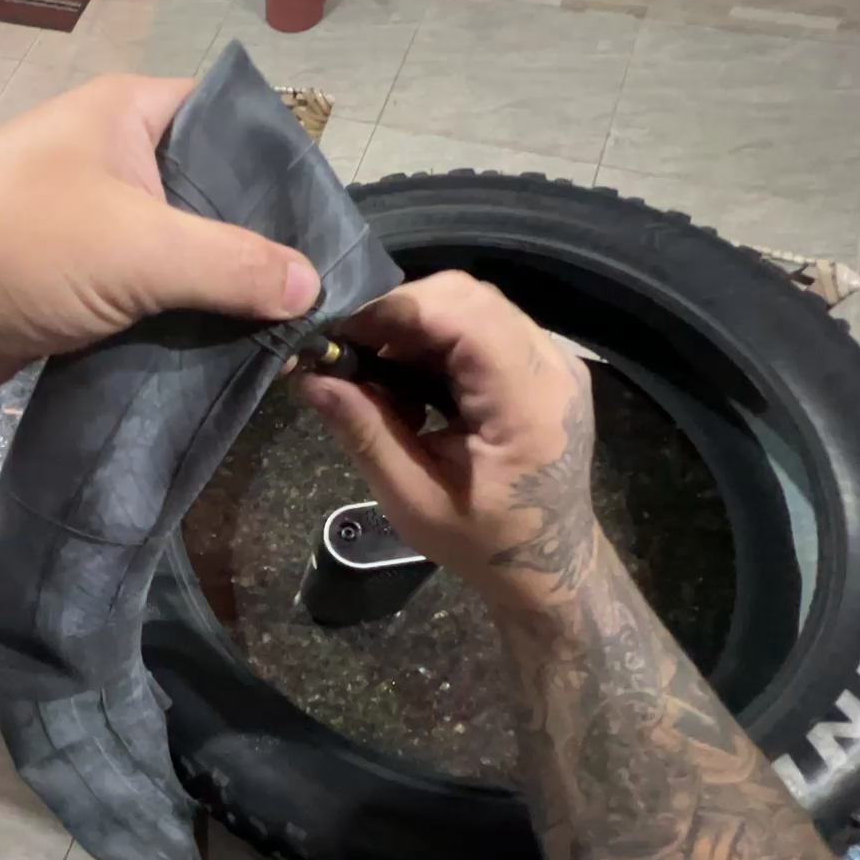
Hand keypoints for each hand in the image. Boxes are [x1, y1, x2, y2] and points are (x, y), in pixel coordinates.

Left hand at [0, 74, 321, 387]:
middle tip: (300, 290)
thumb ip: (233, 264)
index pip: (229, 122)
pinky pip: (141, 291)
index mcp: (128, 114)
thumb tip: (313, 286)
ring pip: (173, 251)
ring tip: (269, 324)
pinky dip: (172, 314)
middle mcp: (110, 158)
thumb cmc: (25, 247)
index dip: (275, 169)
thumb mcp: (143, 249)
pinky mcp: (74, 278)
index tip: (315, 227)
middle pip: (205, 194)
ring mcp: (88, 221)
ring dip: (209, 288)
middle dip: (248, 243)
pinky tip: (211, 342)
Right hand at [299, 271, 596, 607]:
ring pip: (469, 305)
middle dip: (395, 317)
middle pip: (465, 298)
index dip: (392, 312)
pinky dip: (431, 344)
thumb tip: (308, 377)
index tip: (335, 337)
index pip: (462, 315)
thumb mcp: (411, 498)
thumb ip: (364, 432)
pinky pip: (479, 327)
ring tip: (376, 379)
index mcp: (526, 403)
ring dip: (410, 331)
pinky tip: (409, 386)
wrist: (548, 561)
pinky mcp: (540, 364)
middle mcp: (551, 364)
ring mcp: (552, 359)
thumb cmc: (481, 541)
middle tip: (348, 358)